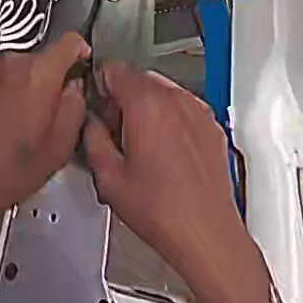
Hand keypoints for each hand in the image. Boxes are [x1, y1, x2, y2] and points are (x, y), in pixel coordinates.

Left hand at [0, 33, 90, 227]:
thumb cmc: (11, 168)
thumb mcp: (62, 142)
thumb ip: (77, 102)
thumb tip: (75, 87)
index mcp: (40, 72)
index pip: (70, 41)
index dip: (81, 53)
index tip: (83, 65)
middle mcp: (13, 62)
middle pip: (45, 59)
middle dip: (53, 79)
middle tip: (53, 111)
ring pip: (23, 69)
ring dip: (30, 86)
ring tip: (28, 121)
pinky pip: (4, 78)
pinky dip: (10, 91)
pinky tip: (8, 120)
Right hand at [82, 62, 270, 302]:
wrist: (205, 233)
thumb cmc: (164, 211)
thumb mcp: (108, 177)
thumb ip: (92, 138)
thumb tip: (91, 124)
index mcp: (147, 106)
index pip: (116, 69)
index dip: (100, 84)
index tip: (97, 101)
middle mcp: (176, 101)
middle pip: (140, 79)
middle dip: (123, 100)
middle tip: (115, 132)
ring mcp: (197, 111)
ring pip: (163, 93)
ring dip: (147, 109)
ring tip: (140, 147)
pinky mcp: (211, 126)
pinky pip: (183, 109)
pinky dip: (170, 120)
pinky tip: (163, 154)